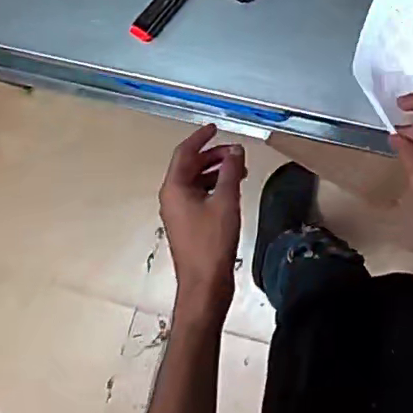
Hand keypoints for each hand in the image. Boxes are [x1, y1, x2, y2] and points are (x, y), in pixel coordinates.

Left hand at [158, 123, 246, 317]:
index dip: (200, 138)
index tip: (215, 127)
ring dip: (217, 170)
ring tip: (240, 169)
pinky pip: (200, 194)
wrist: (205, 285)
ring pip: (197, 180)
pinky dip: (216, 186)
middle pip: (191, 165)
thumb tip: (235, 149)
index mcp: (174, 188)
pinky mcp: (188, 224)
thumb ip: (231, 171)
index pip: (184, 152)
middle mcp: (172, 197)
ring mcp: (179, 211)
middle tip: (236, 152)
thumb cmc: (212, 242)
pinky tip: (233, 189)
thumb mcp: (226, 201)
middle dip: (214, 155)